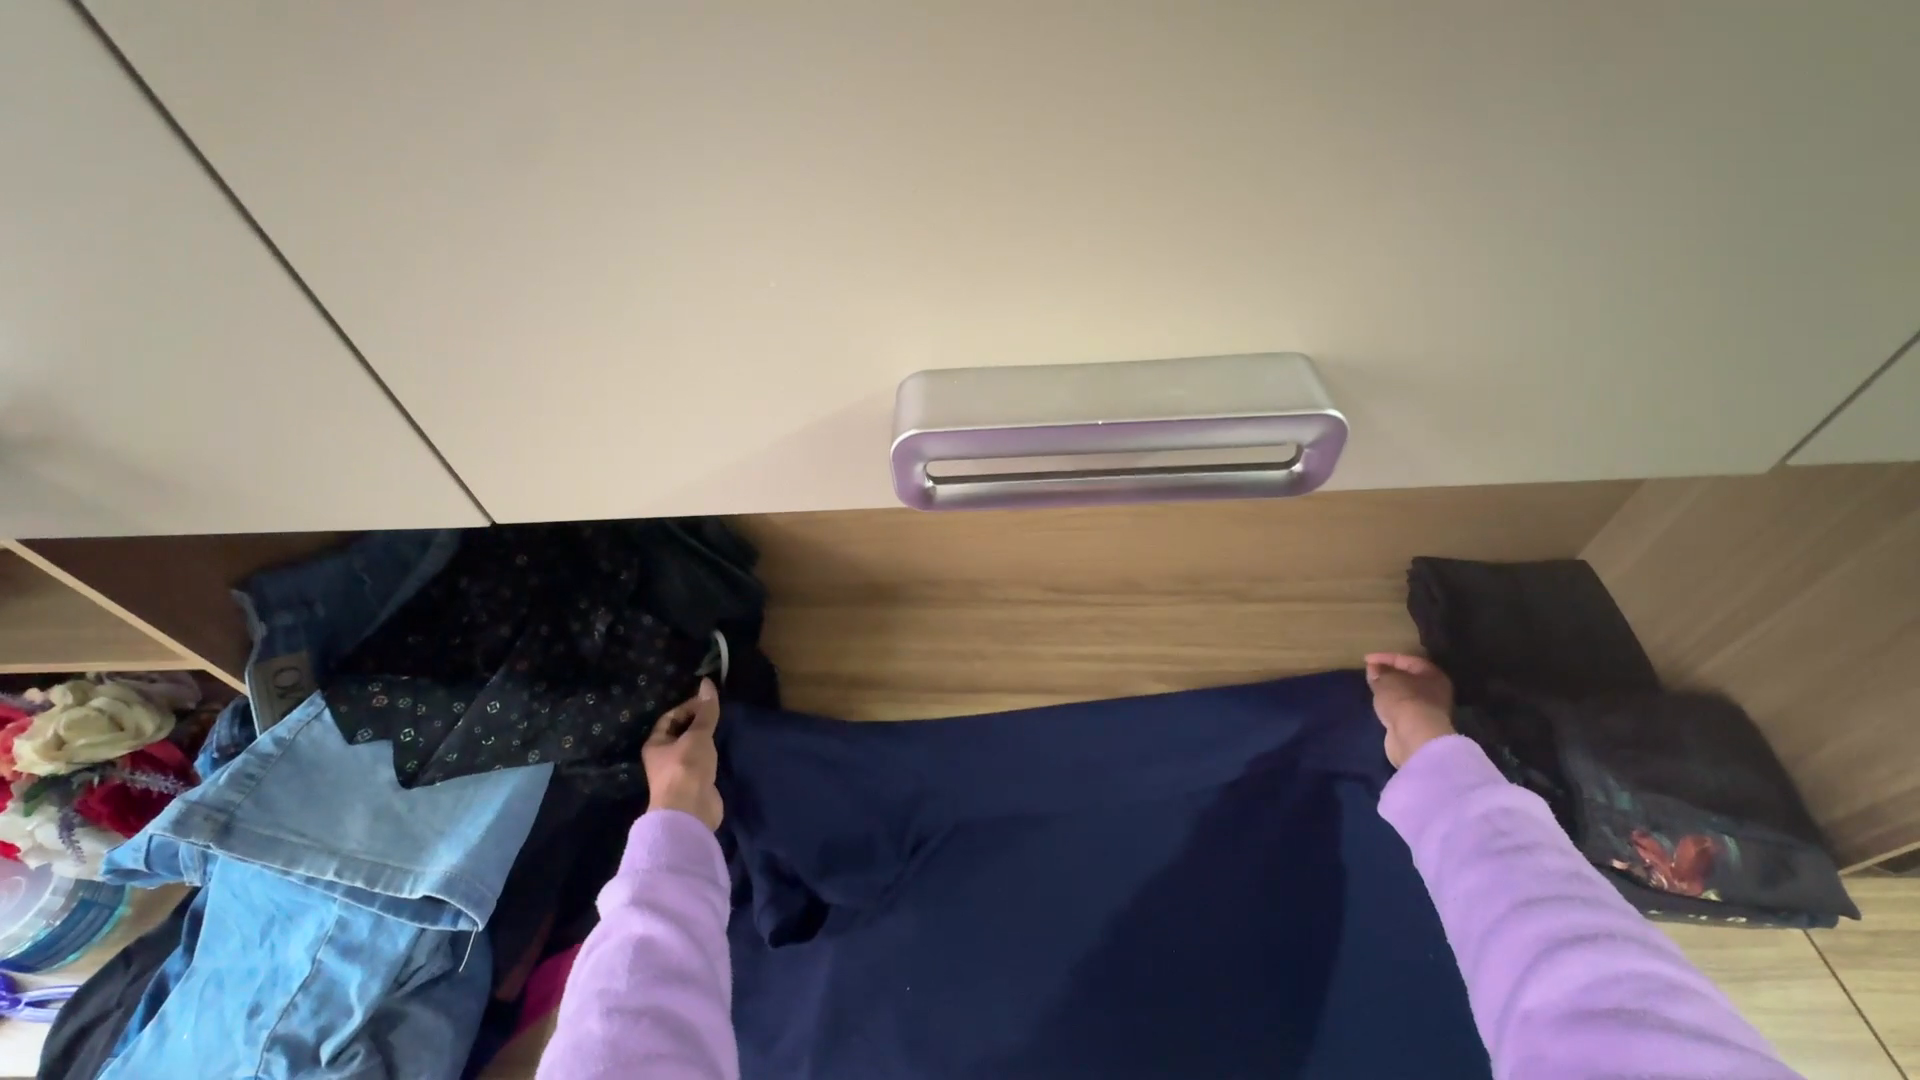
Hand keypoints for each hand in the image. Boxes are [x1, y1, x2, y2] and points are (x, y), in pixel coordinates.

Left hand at [643, 678, 723, 830]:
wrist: (690, 810)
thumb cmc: (686, 768)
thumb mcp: (698, 735)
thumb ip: (706, 712)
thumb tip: (707, 682)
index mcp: (655, 744)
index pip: (670, 717)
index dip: (688, 706)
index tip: (710, 701)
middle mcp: (663, 757)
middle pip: (680, 733)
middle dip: (698, 722)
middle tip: (720, 713)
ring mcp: (679, 772)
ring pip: (693, 749)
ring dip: (706, 739)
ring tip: (725, 728)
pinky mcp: (694, 784)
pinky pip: (703, 763)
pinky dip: (713, 755)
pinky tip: (725, 749)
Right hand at [1364, 653, 1456, 767]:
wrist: (1414, 737)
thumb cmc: (1404, 701)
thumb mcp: (1385, 680)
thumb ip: (1378, 672)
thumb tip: (1374, 668)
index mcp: (1433, 674)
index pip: (1407, 660)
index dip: (1385, 657)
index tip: (1365, 660)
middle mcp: (1435, 690)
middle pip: (1408, 677)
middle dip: (1389, 674)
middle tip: (1370, 673)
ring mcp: (1428, 710)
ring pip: (1405, 694)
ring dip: (1390, 691)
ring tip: (1372, 688)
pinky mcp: (1419, 725)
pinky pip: (1402, 708)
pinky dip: (1391, 705)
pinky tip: (1380, 704)